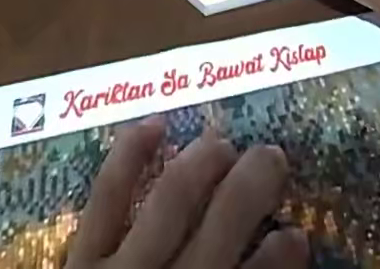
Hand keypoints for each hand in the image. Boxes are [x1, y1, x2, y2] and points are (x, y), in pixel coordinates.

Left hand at [68, 120, 307, 268]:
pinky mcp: (81, 260)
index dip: (282, 257)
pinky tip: (155, 124)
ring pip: (171, 199)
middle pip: (222, 225)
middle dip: (252, 185)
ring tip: (224, 143)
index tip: (298, 233)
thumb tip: (276, 264)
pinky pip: (107, 196)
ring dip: (203, 163)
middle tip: (273, 156)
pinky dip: (130, 154)